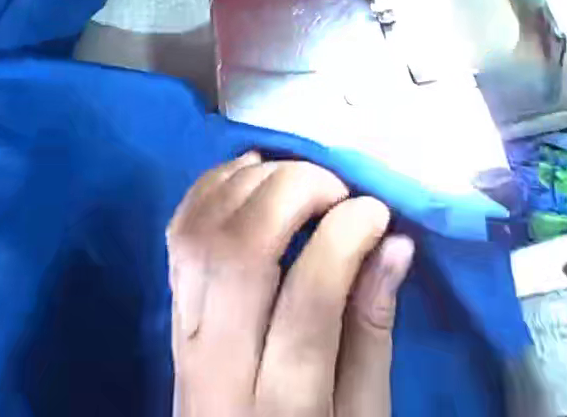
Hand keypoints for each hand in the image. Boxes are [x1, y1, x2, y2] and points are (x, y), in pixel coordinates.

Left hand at [166, 154, 415, 416]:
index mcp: (283, 407)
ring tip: (301, 179)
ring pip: (202, 231)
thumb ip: (374, 327)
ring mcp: (183, 335)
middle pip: (240, 251)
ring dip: (255, 182)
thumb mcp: (363, 412)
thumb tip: (395, 241)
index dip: (345, 236)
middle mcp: (218, 367)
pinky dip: (216, 186)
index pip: (308, 299)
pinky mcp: (171, 312)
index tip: (377, 211)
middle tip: (337, 189)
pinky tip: (254, 173)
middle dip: (294, 191)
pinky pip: (179, 231)